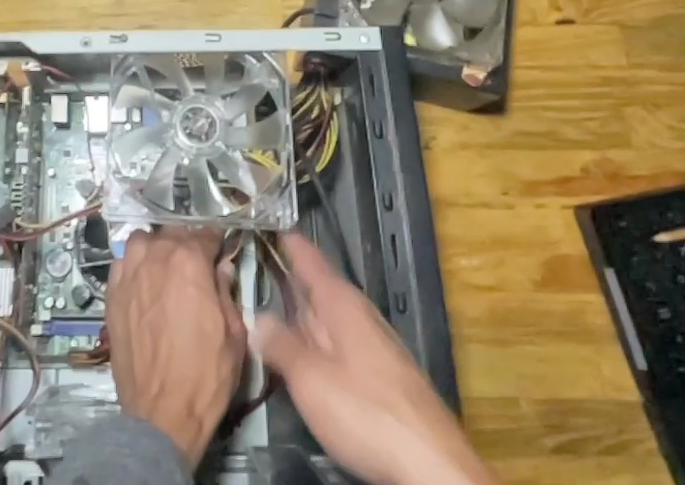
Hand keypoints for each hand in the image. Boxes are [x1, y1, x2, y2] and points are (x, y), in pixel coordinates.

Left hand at [106, 227, 246, 466]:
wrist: (161, 413)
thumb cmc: (206, 375)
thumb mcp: (234, 333)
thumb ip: (226, 291)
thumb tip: (220, 268)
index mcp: (189, 263)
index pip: (205, 234)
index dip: (216, 242)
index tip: (221, 251)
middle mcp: (155, 258)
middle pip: (172, 233)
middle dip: (187, 242)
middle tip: (197, 262)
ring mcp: (128, 275)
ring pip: (140, 240)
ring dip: (156, 247)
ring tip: (165, 265)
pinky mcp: (111, 295)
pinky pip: (121, 263)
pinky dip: (133, 264)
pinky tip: (144, 281)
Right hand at [253, 234, 495, 484]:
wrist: (429, 462)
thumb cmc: (366, 411)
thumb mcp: (310, 377)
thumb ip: (281, 344)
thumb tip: (256, 315)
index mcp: (342, 304)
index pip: (311, 260)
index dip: (289, 242)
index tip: (269, 223)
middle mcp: (361, 316)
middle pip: (320, 288)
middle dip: (290, 279)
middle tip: (255, 265)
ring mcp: (374, 345)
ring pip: (329, 317)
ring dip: (302, 312)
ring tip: (270, 307)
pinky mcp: (381, 374)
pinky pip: (339, 342)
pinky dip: (317, 339)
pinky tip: (304, 353)